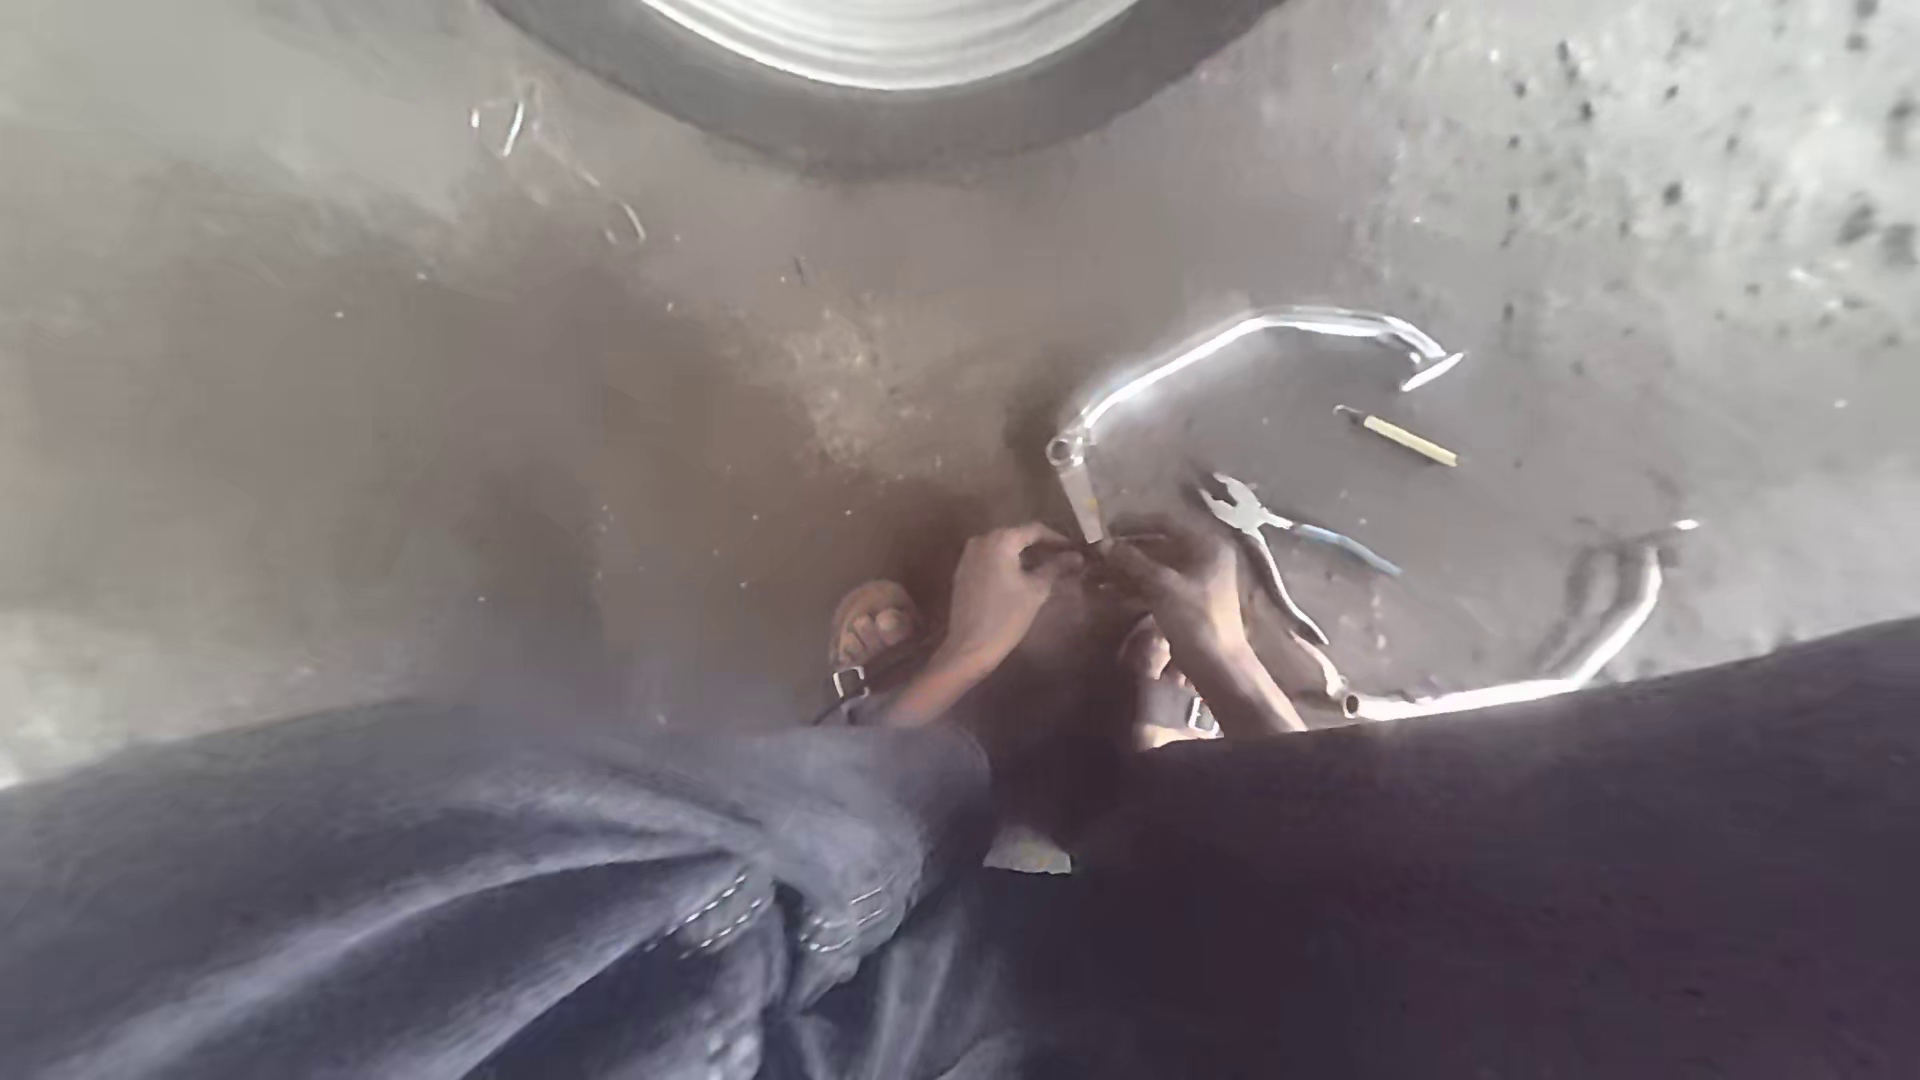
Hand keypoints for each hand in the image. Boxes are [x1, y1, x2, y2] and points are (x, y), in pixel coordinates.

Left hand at [936, 523, 1082, 675]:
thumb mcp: (1036, 591)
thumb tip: (1076, 556)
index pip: (1034, 530)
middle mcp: (981, 540)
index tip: (1074, 549)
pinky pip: (990, 559)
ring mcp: (968, 556)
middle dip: (1041, 546)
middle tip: (1063, 558)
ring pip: (1003, 548)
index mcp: (1000, 540)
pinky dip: (1007, 563)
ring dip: (1024, 555)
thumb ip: (1056, 567)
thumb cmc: (1006, 618)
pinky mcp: (962, 571)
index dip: (1057, 538)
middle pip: (1017, 536)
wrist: (969, 647)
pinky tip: (1022, 576)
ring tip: (1046, 568)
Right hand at [1098, 521, 1252, 671]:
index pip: (1166, 522)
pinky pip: (1157, 583)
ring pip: (1155, 565)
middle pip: (1159, 543)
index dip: (1134, 524)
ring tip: (1098, 572)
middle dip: (1127, 549)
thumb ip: (1132, 561)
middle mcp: (1203, 556)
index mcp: (1207, 545)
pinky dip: (1135, 584)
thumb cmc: (1196, 618)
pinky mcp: (1186, 599)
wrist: (1217, 664)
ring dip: (1127, 568)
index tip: (1107, 528)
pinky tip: (1111, 589)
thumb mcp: (1162, 585)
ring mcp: (1195, 578)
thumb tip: (1102, 543)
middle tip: (1098, 552)